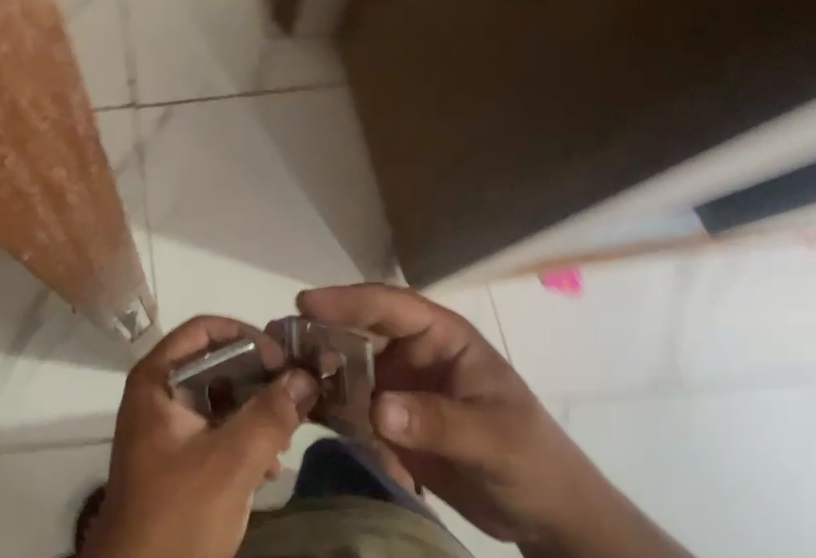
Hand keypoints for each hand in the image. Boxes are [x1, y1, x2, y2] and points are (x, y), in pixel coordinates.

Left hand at [84, 316, 319, 557]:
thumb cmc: (177, 512)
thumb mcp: (230, 462)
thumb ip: (269, 416)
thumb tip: (307, 376)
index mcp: (157, 378)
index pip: (206, 329)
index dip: (248, 337)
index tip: (286, 362)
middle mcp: (158, 392)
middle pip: (215, 362)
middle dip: (259, 380)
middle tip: (299, 400)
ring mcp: (166, 425)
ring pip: (220, 398)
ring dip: (256, 413)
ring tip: (288, 438)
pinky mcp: (178, 457)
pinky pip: (217, 430)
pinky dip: (244, 440)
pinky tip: (270, 466)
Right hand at [299, 283, 681, 556]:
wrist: (543, 514)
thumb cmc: (530, 460)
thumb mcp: (491, 439)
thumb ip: (437, 421)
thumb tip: (376, 407)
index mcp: (441, 337)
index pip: (389, 306)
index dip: (347, 300)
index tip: (305, 303)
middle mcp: (411, 353)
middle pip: (355, 329)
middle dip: (316, 330)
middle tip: (275, 340)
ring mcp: (395, 386)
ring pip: (343, 364)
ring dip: (310, 365)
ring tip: (272, 371)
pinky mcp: (385, 420)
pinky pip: (345, 403)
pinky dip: (318, 402)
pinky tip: (291, 406)